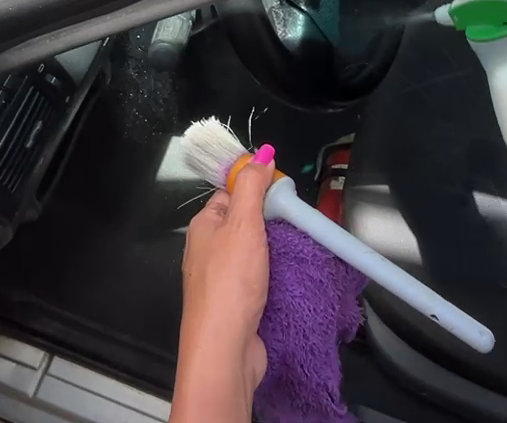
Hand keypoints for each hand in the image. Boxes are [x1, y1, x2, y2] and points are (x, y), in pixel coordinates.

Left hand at [170, 144, 274, 422]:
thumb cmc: (230, 283)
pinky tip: (292, 276)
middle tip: (298, 221)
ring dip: (277, 251)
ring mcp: (221, 280)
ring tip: (302, 246)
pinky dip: (276, 276)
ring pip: (254, 252)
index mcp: (204, 226)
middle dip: (272, 222)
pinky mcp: (236, 305)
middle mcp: (208, 250)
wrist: (224, 352)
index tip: (285, 193)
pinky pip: (258, 279)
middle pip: (245, 222)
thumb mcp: (243, 223)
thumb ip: (252, 186)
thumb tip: (263, 154)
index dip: (257, 189)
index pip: (232, 193)